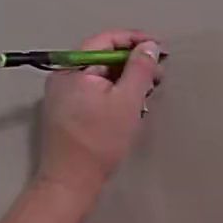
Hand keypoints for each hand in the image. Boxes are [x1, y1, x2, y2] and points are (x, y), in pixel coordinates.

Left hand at [35, 30, 162, 194]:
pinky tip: (131, 105)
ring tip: (147, 92)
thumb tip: (149, 45)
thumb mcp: (127, 101)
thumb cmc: (99, 141)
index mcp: (72, 69)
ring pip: (101, 74)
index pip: (106, 40)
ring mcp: (63, 94)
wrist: (70, 183)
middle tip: (158, 74)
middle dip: (133, 62)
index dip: (134, 40)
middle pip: (103, 56)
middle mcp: (63, 76)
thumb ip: (140, 69)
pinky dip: (115, 91)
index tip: (159, 48)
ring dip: (126, 79)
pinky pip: (95, 90)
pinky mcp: (68, 110)